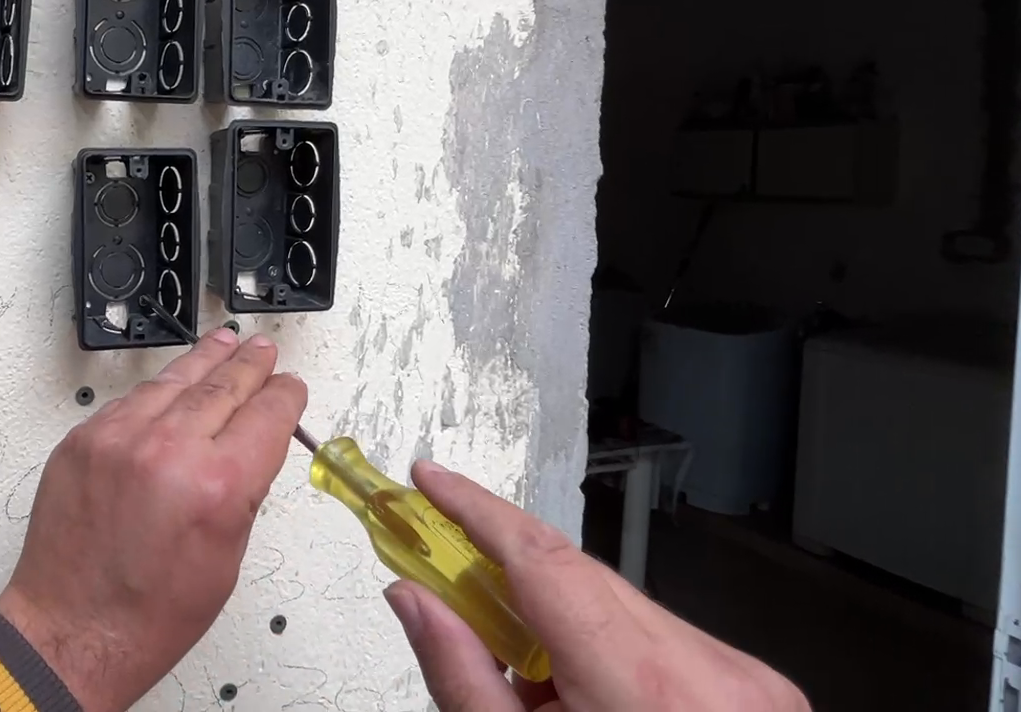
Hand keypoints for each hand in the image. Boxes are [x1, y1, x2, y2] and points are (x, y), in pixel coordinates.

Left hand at [0, 328, 306, 711]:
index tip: (290, 386)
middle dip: (248, 365)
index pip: (266, 418)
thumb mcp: (226, 557)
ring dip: (203, 360)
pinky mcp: (85, 437)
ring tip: (222, 343)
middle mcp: (167, 450)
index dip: (284, 396)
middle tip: (262, 350)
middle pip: (221, 387)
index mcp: (216, 486)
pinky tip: (172, 383)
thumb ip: (240, 489)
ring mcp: (119, 438)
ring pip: (173, 382)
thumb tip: (249, 444)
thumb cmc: (150, 612)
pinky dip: (157, 392)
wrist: (73, 627)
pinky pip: (131, 402)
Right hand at [385, 461, 809, 711]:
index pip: (543, 558)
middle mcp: (713, 671)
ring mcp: (749, 680)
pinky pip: (650, 630)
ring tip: (530, 684)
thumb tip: (410, 596)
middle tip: (443, 581)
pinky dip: (596, 641)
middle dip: (502, 570)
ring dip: (549, 613)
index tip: (427, 478)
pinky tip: (581, 695)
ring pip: (610, 598)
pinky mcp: (759, 688)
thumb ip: (459, 673)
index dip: (475, 507)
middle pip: (573, 574)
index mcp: (649, 693)